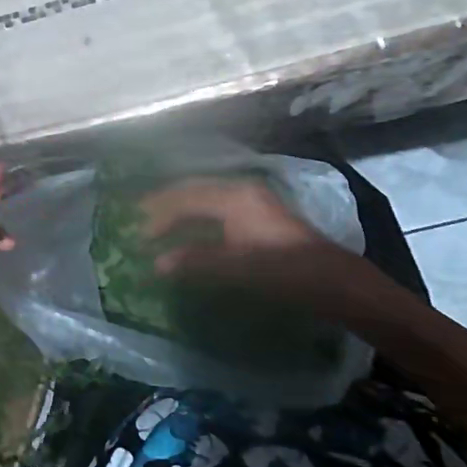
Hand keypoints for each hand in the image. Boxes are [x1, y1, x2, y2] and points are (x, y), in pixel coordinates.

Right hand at [137, 176, 362, 308]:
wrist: (328, 277)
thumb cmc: (281, 269)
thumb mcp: (235, 266)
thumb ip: (195, 261)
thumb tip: (157, 264)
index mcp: (234, 196)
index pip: (186, 198)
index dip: (159, 215)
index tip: (138, 235)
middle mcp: (241, 190)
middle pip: (194, 190)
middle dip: (166, 204)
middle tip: (139, 218)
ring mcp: (252, 198)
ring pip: (206, 196)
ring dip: (181, 209)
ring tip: (158, 223)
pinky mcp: (258, 212)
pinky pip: (218, 205)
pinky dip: (198, 215)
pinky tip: (189, 229)